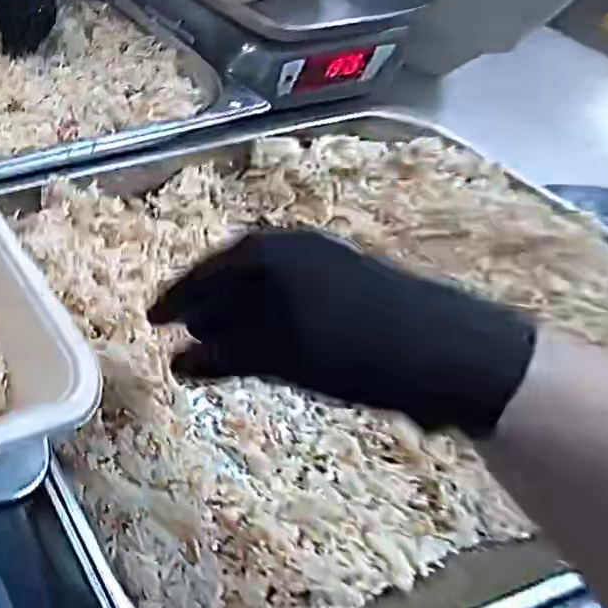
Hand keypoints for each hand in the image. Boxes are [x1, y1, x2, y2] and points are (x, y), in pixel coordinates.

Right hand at [147, 230, 536, 436]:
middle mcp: (289, 244)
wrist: (455, 352)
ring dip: (235, 311)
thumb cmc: (355, 349)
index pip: (203, 274)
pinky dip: (268, 313)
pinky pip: (288, 290)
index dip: (175, 300)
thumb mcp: (281, 355)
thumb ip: (224, 356)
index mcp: (267, 251)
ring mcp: (321, 257)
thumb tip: (176, 363)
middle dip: (203, 306)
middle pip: (228, 275)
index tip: (151, 320)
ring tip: (219, 340)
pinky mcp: (347, 275)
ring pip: (259, 283)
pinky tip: (268, 337)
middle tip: (180, 332)